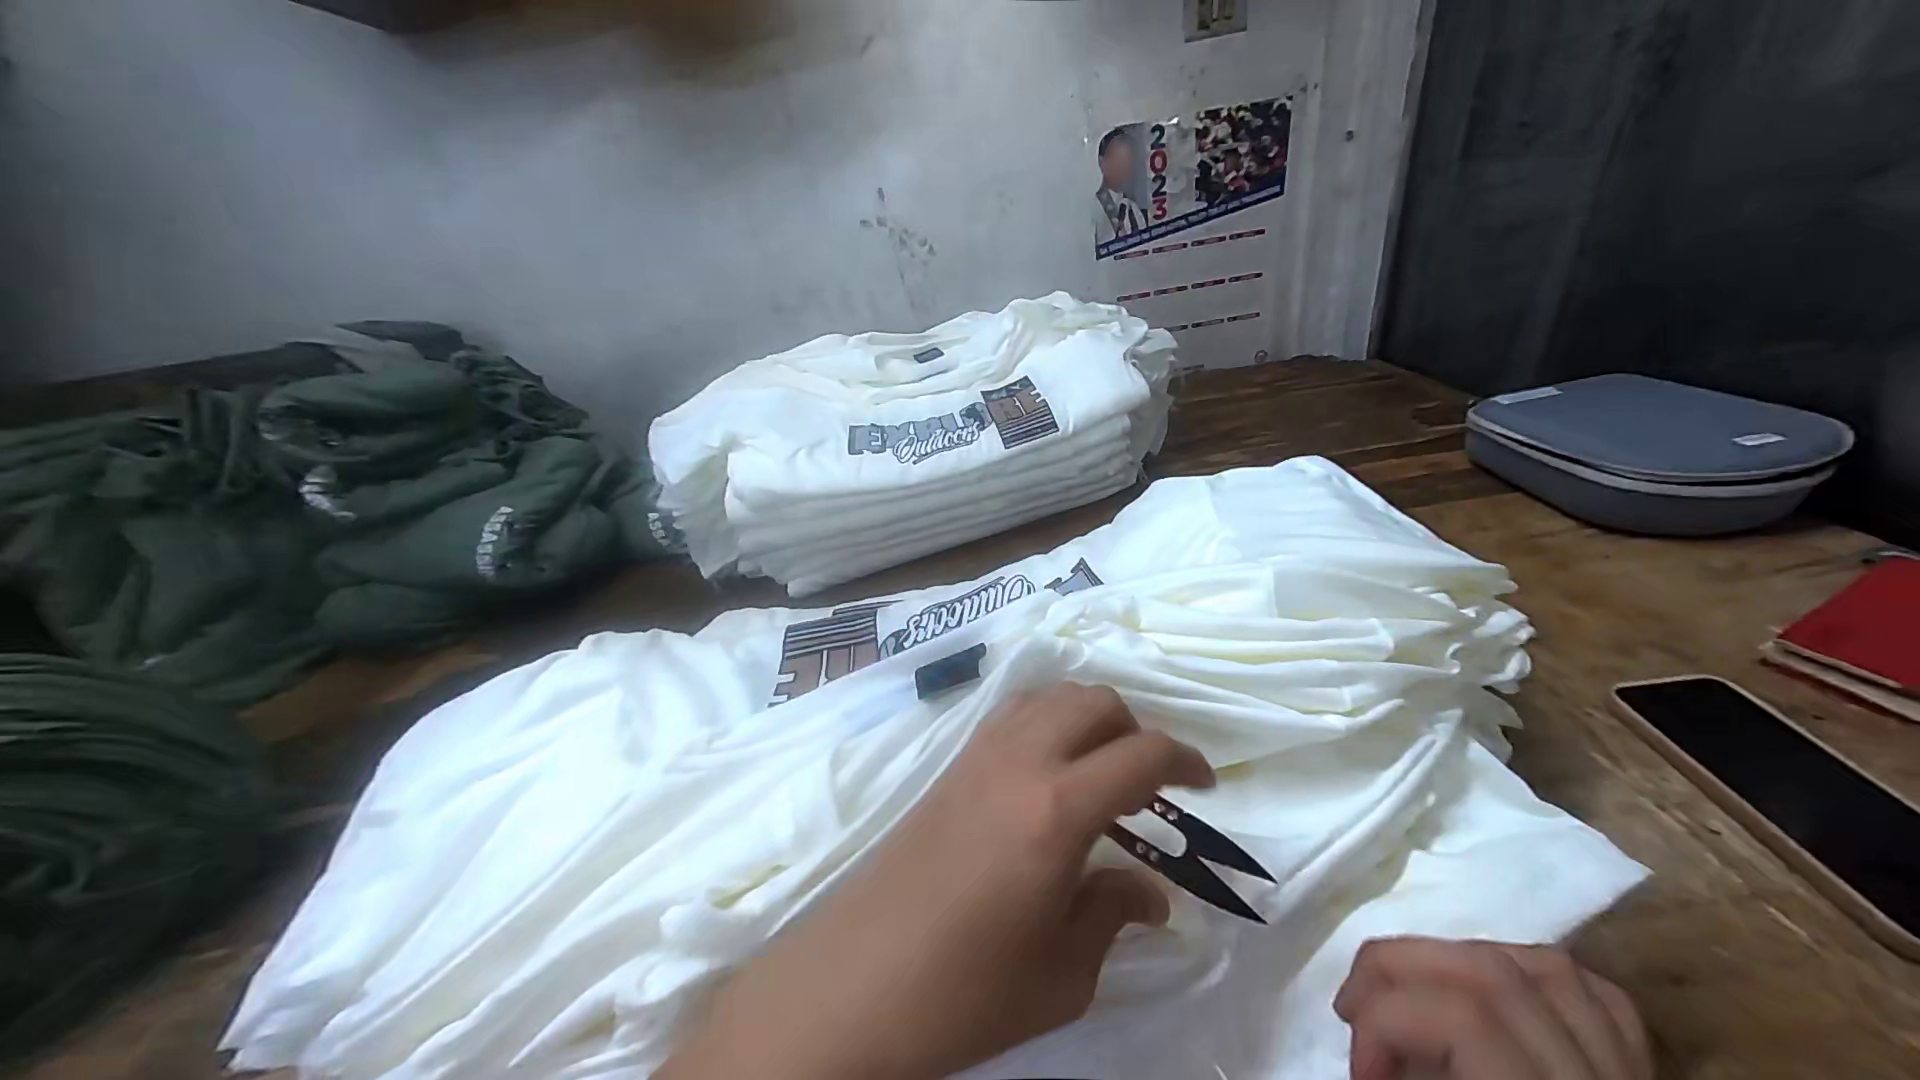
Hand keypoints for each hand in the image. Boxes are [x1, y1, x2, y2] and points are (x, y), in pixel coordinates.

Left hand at [658, 683, 1213, 1079]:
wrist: (854, 984)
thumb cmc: (966, 990)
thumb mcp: (1062, 972)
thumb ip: (1113, 914)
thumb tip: (1151, 893)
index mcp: (1057, 809)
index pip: (1142, 754)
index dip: (1186, 761)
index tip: (1205, 784)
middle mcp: (1018, 761)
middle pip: (1094, 702)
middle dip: (1136, 728)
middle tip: (1150, 781)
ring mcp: (976, 755)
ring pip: (1048, 696)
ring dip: (1087, 717)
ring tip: (1100, 769)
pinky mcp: (948, 765)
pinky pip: (1010, 715)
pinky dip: (1045, 720)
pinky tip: (1048, 770)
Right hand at [1334, 937, 1652, 1079]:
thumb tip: (1368, 1057)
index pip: (1460, 1021)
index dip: (1384, 1025)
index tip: (1360, 1073)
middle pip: (1490, 974)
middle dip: (1395, 967)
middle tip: (1354, 1008)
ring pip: (1542, 969)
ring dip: (1451, 959)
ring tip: (1408, 990)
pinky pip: (1596, 998)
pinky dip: (1531, 972)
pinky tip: (1491, 986)